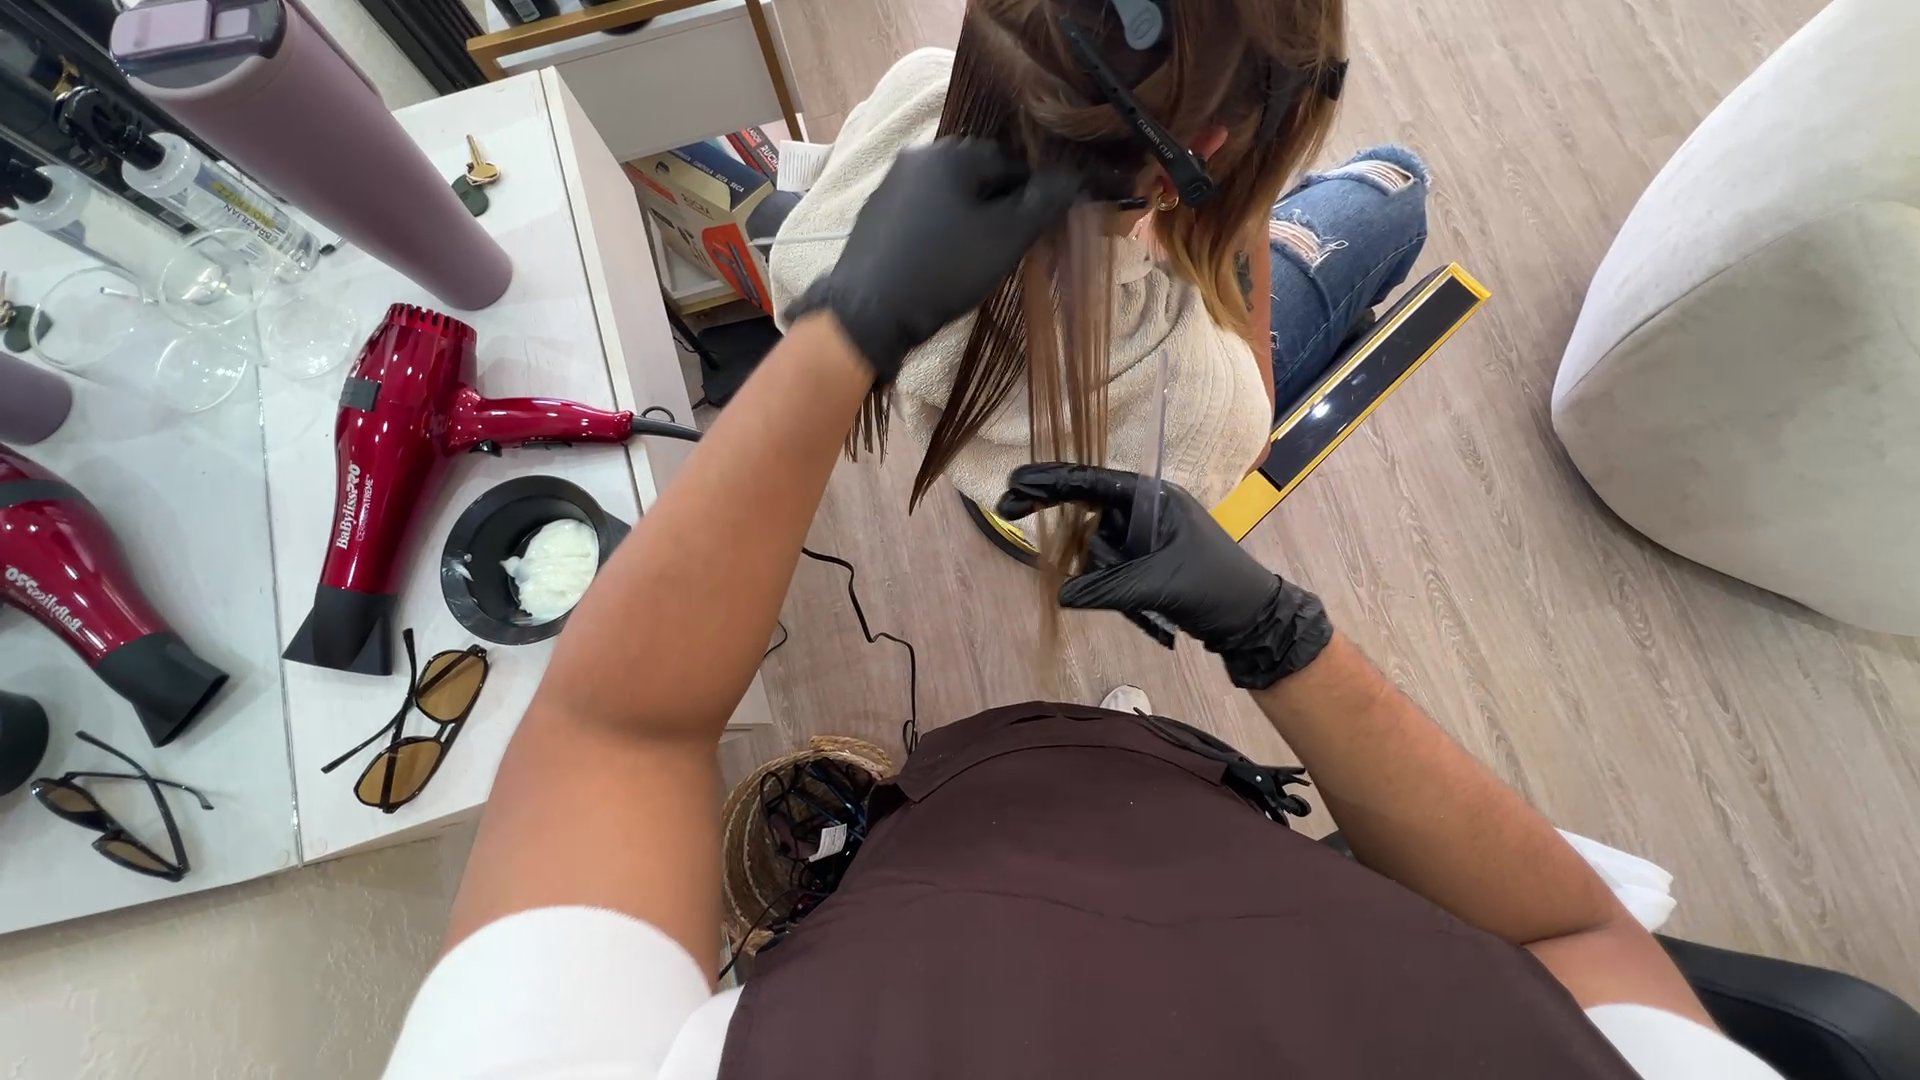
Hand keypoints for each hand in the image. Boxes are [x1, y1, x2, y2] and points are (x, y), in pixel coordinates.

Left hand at [784, 138, 1078, 382]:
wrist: (868, 312)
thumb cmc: (942, 272)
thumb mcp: (1004, 240)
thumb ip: (1042, 204)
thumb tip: (1074, 177)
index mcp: (953, 153)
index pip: (1012, 162)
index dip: (1032, 195)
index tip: (1038, 230)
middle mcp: (918, 155)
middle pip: (977, 175)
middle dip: (998, 206)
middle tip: (1007, 248)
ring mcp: (890, 184)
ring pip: (948, 195)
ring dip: (968, 218)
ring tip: (975, 259)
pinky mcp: (874, 215)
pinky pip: (921, 213)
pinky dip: (938, 230)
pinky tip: (941, 262)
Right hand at [996, 463, 1333, 688]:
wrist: (1250, 618)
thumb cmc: (1211, 587)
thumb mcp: (1156, 585)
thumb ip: (1104, 588)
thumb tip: (1060, 594)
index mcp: (1153, 497)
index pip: (1092, 482)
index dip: (1051, 480)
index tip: (1015, 481)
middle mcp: (1145, 509)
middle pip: (1087, 508)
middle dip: (1054, 513)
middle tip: (1007, 509)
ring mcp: (1143, 534)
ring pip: (1095, 543)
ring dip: (1098, 569)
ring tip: (1134, 594)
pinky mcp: (1143, 559)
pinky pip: (1108, 564)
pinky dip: (1104, 580)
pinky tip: (1127, 598)